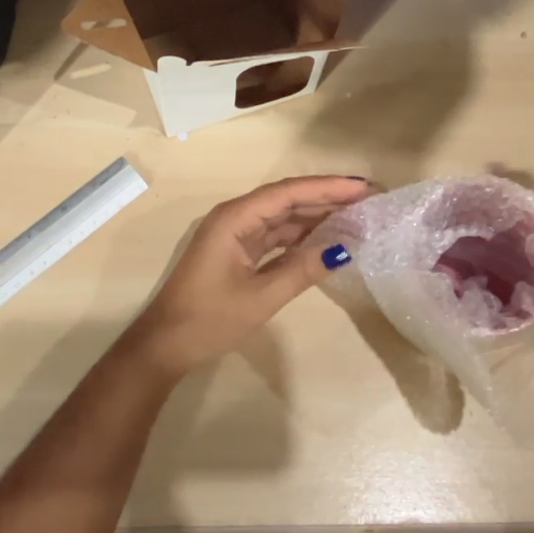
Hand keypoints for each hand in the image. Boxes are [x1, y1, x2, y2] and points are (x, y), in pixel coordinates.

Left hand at [120, 176, 372, 378]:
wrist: (165, 346)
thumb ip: (302, 270)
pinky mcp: (237, 251)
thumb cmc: (208, 319)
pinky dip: (301, 235)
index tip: (362, 186)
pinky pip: (275, 234)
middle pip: (287, 199)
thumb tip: (343, 249)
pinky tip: (327, 238)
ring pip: (282, 216)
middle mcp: (235, 217)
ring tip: (356, 215)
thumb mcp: (260, 297)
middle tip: (368, 198)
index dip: (327, 187)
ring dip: (316, 215)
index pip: (288, 193)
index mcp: (234, 218)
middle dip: (326, 197)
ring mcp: (235, 234)